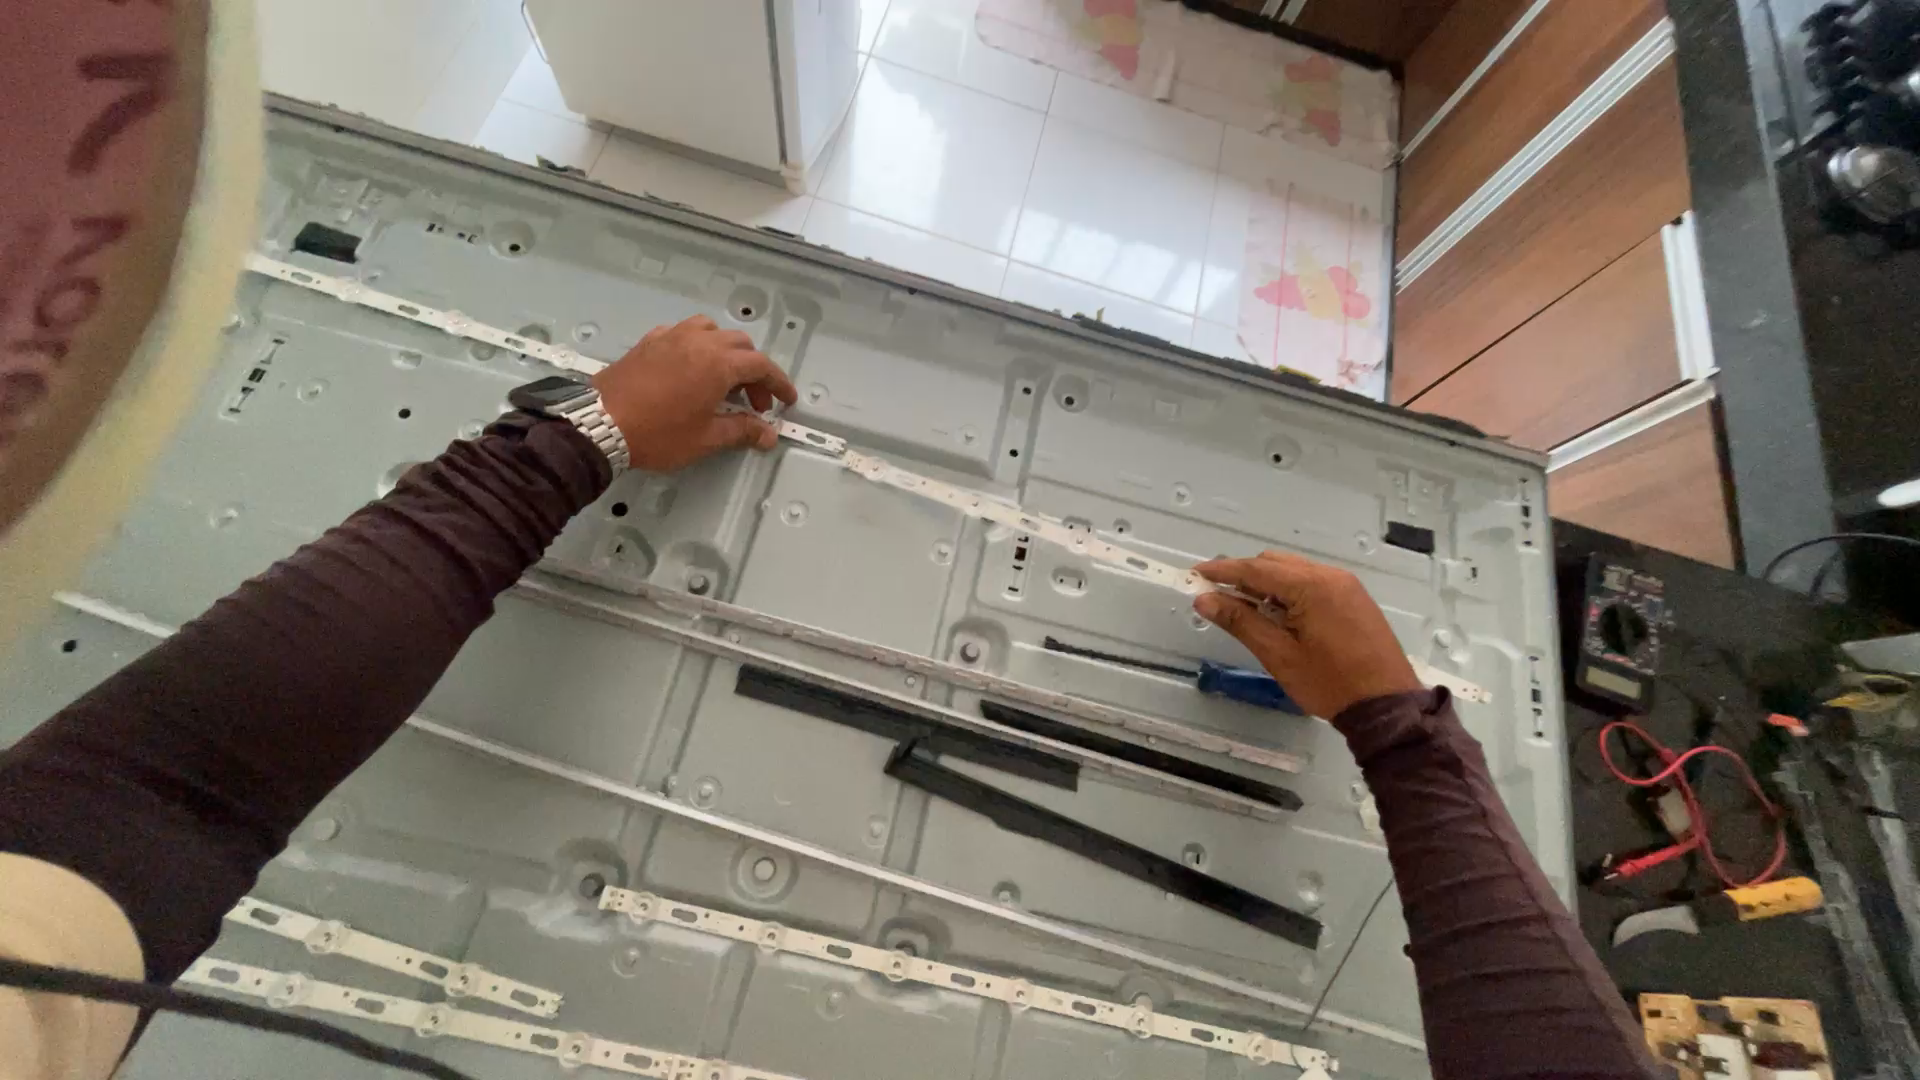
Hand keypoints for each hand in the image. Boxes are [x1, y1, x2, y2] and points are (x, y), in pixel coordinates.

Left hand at [592, 315, 798, 471]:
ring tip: (724, 379)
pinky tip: (691, 370)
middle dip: (754, 373)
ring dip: (727, 352)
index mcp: (718, 364)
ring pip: (712, 331)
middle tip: (754, 403)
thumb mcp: (706, 438)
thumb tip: (768, 434)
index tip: (786, 401)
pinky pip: (684, 333)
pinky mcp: (649, 342)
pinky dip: (698, 346)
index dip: (778, 384)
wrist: (599, 424)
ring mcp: (672, 337)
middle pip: (740, 346)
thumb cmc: (658, 434)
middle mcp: (699, 342)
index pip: (761, 366)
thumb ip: (742, 431)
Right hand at [1193, 551, 1419, 718]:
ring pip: (1293, 571)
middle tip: (1217, 596)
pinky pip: (1311, 582)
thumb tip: (1204, 600)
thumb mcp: (1278, 654)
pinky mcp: (1353, 598)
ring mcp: (1345, 586)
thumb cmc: (1329, 683)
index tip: (1195, 573)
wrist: (1387, 706)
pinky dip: (1287, 591)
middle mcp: (1330, 576)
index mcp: (1311, 586)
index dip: (1222, 570)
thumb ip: (1240, 621)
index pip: (1256, 569)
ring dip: (1265, 583)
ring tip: (1245, 608)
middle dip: (1243, 575)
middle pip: (1274, 563)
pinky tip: (1278, 614)